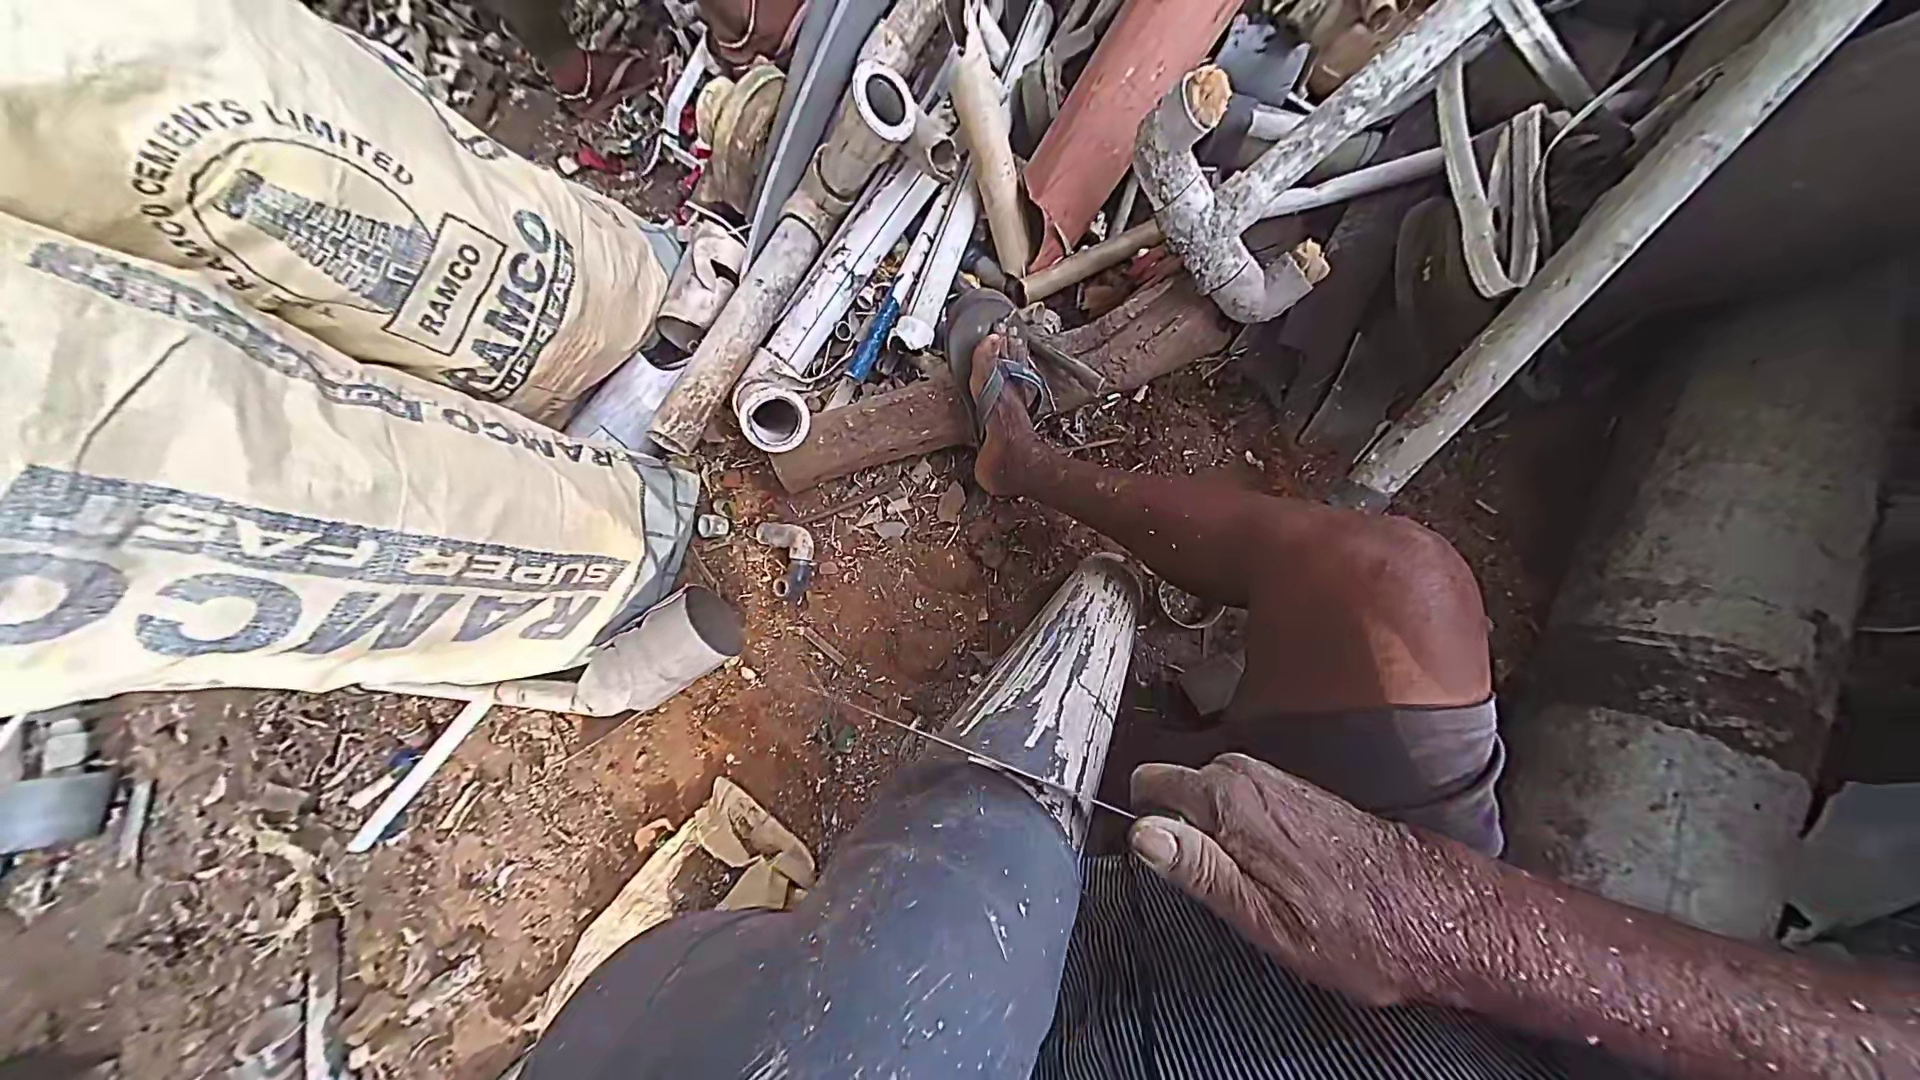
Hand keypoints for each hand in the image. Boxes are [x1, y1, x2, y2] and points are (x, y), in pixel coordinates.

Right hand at [1128, 753, 1482, 1006]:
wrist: (1433, 909)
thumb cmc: (1357, 928)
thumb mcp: (1266, 919)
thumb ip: (1198, 868)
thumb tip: (1143, 834)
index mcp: (1227, 801)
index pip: (1147, 784)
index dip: (1149, 825)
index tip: (1171, 863)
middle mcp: (1241, 774)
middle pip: (1173, 789)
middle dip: (1183, 831)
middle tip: (1223, 884)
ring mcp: (1265, 775)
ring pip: (1201, 794)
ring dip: (1212, 831)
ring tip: (1253, 878)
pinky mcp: (1283, 784)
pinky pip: (1231, 796)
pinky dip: (1236, 826)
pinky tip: (1273, 864)